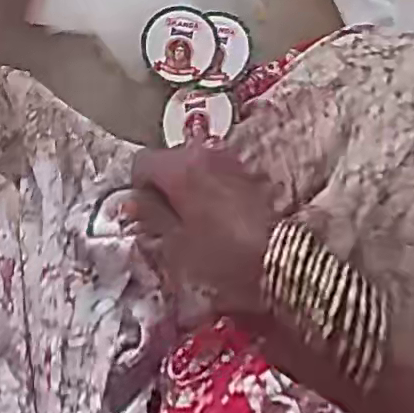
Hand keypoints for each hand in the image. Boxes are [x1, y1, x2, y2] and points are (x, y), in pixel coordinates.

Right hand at [129, 144, 278, 313]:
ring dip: (186, 185)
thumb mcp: (178, 246)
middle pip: (168, 159)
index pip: (142, 162)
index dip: (137, 188)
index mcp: (179, 167)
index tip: (143, 215)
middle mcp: (201, 152)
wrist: (284, 260)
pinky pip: (215, 171)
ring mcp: (227, 158)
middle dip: (161, 185)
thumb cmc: (223, 256)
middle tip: (166, 221)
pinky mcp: (247, 170)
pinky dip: (208, 187)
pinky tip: (217, 216)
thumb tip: (130, 202)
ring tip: (192, 220)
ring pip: (192, 164)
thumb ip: (150, 217)